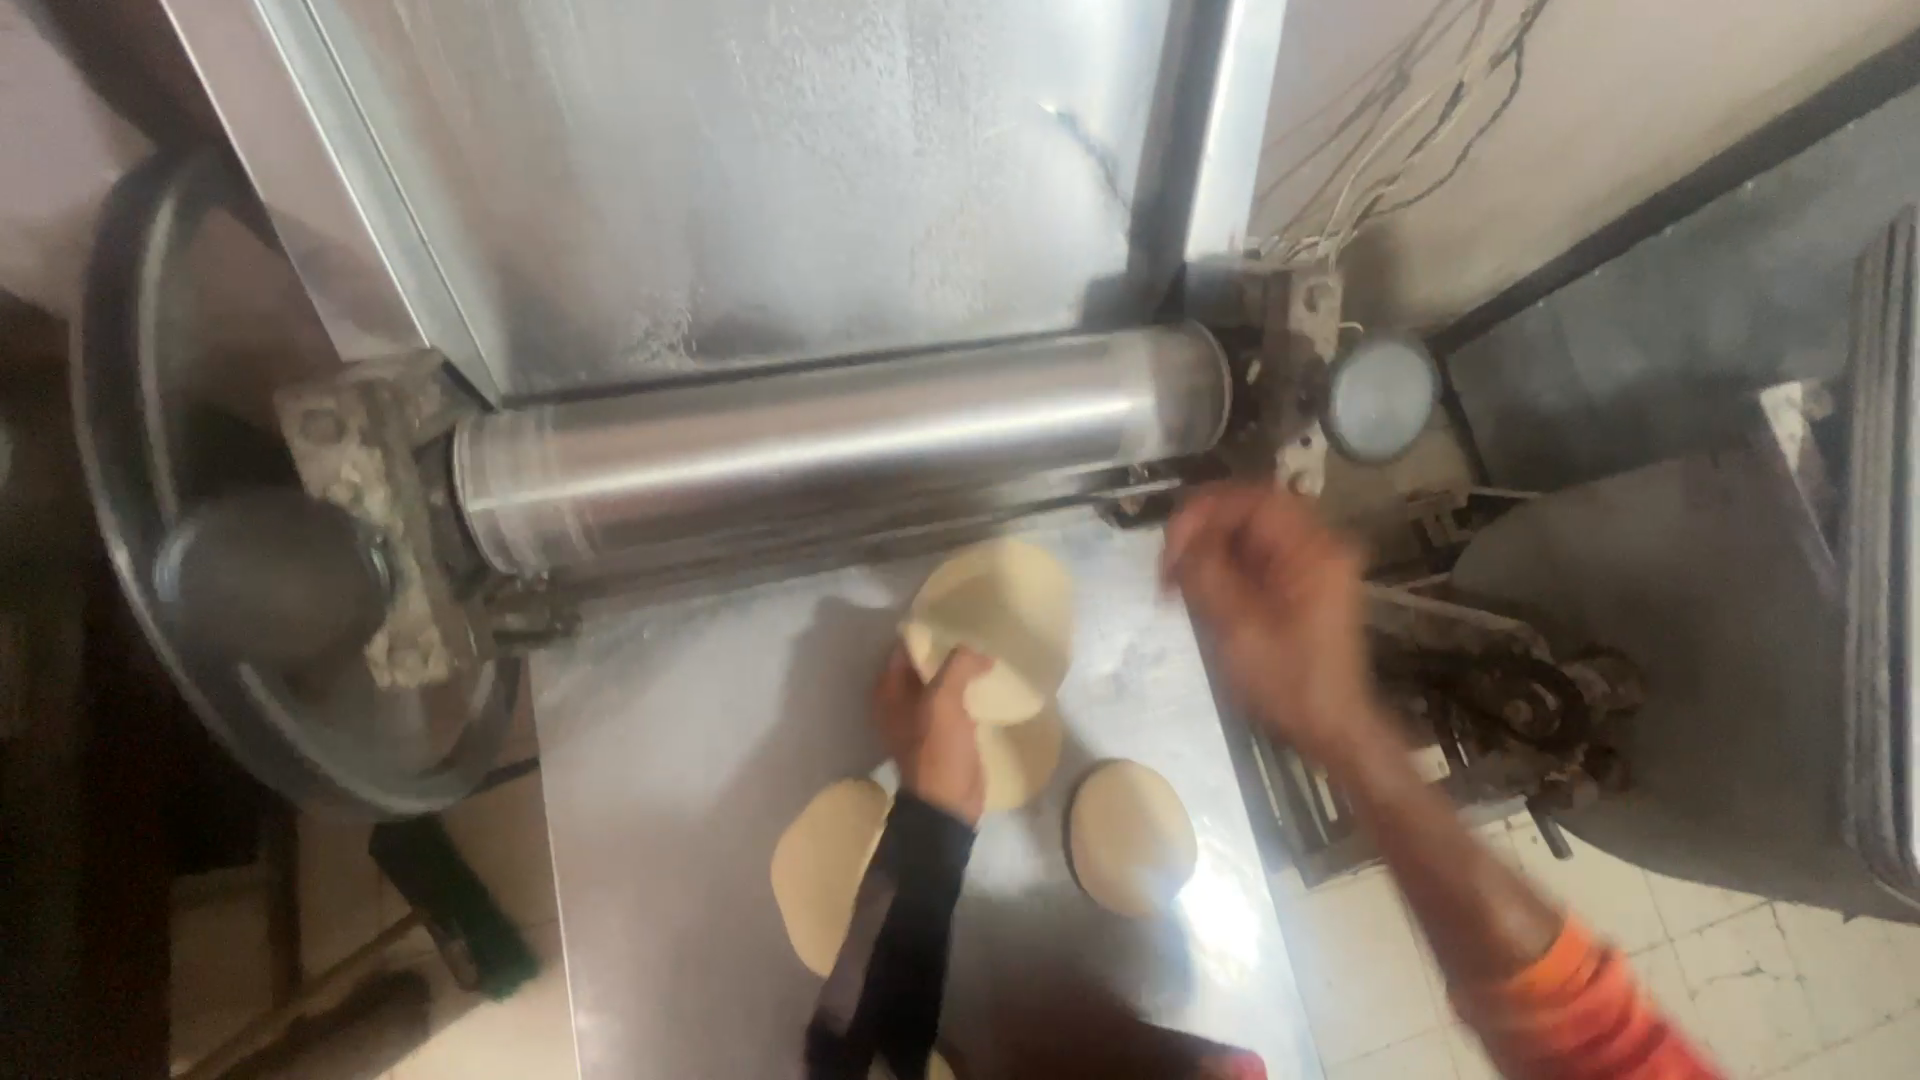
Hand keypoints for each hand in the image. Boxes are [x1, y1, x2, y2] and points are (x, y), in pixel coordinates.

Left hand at [874, 644, 993, 825]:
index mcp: (888, 691)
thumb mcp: (943, 700)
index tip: (953, 614)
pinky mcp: (944, 733)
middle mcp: (899, 701)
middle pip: (923, 664)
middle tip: (975, 628)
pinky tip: (989, 679)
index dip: (926, 630)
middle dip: (946, 648)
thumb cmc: (936, 748)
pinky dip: (968, 689)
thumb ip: (958, 665)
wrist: (948, 804)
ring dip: (959, 669)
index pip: (904, 647)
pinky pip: (955, 701)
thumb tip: (979, 651)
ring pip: (941, 682)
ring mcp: (922, 718)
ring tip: (986, 649)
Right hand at [1161, 482, 1388, 770]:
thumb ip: (1205, 572)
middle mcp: (1316, 546)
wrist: (1329, 726)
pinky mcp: (1298, 583)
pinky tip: (1197, 592)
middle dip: (1200, 532)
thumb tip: (1180, 540)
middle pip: (1247, 512)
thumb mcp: (1237, 626)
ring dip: (1205, 550)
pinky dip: (1220, 567)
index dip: (1204, 510)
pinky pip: (1252, 557)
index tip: (1171, 542)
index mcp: (1312, 549)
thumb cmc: (1287, 680)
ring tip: (1174, 582)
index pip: (1252, 499)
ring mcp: (1309, 564)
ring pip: (1245, 534)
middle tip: (1167, 565)